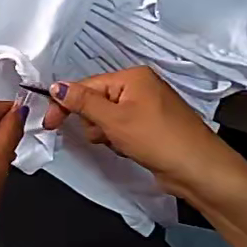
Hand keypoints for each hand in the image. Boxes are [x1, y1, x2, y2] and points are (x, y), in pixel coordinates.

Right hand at [41, 66, 246, 202]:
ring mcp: (145, 107)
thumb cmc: (159, 139)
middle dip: (93, 122)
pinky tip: (129, 149)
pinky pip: (119, 129)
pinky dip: (118, 140)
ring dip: (105, 134)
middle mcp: (139, 87)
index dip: (66, 104)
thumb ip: (82, 102)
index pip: (86, 86)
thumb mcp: (114, 120)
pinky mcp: (148, 126)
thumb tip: (57, 87)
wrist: (197, 169)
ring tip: (121, 144)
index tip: (50, 123)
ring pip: (105, 119)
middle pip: (94, 101)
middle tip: (105, 135)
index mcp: (132, 77)